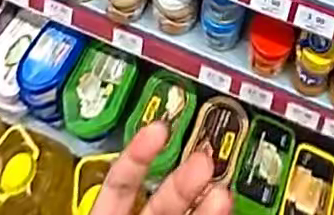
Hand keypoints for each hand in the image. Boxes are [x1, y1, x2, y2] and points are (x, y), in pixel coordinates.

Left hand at [93, 123, 231, 214]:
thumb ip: (108, 200)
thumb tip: (114, 178)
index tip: (160, 127)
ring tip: (223, 193)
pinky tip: (224, 207)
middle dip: (185, 177)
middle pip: (161, 198)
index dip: (140, 151)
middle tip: (204, 159)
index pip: (121, 178)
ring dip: (206, 204)